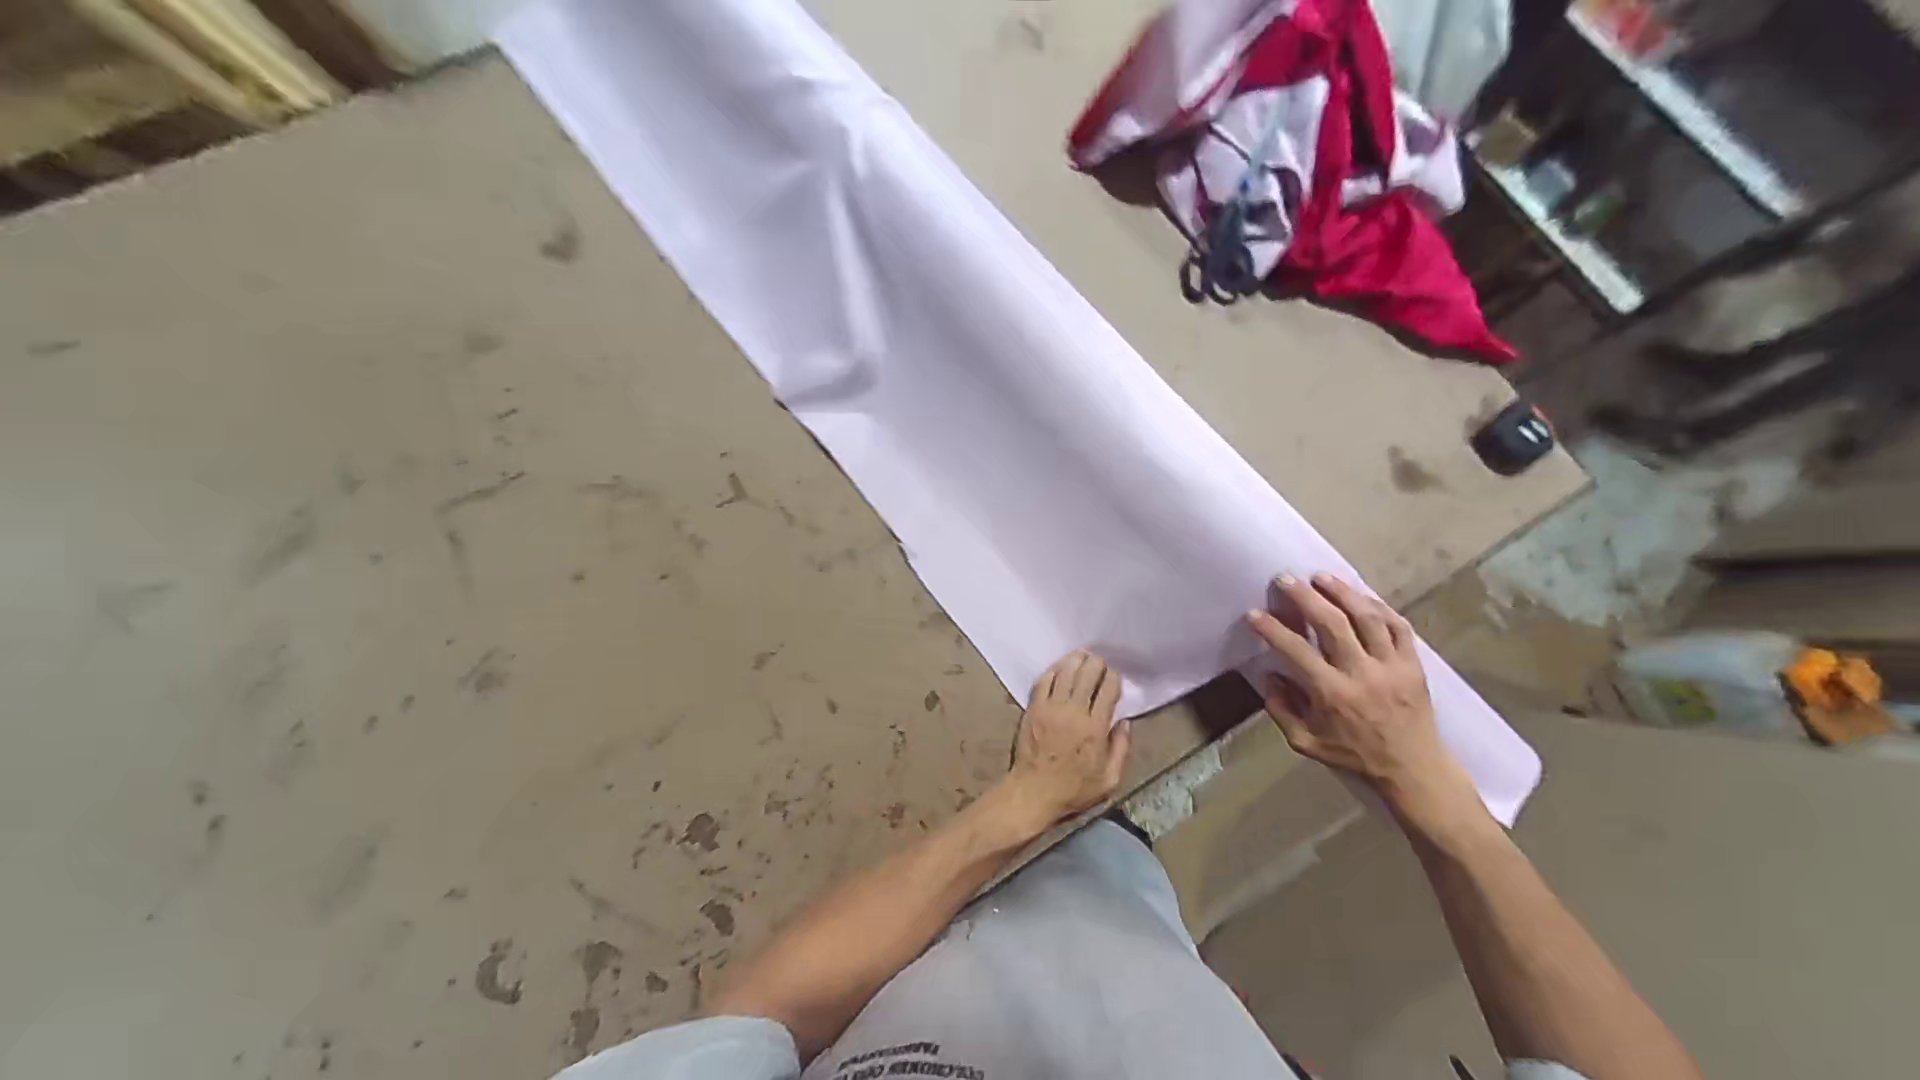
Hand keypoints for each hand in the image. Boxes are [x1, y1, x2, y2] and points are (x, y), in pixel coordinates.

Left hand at [1004, 650, 1131, 826]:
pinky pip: (1043, 682)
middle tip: (1099, 661)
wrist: (1033, 792)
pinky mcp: (1033, 709)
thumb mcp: (1109, 780)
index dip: (1114, 679)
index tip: (1115, 677)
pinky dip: (1053, 670)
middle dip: (1096, 664)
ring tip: (1082, 655)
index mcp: (1095, 729)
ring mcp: (1051, 708)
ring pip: (1065, 673)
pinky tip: (1059, 667)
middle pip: (1087, 675)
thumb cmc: (1073, 790)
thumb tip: (1125, 723)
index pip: (1108, 691)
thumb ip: (1121, 749)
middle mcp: (1074, 713)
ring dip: (1075, 661)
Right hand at [1245, 574, 1475, 821]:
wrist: (1414, 769)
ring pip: (1367, 617)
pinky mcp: (1414, 664)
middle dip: (1306, 597)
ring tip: (1321, 577)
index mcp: (1332, 693)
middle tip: (1286, 580)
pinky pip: (1399, 626)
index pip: (1295, 651)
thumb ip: (1281, 709)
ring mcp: (1392, 666)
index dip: (1272, 629)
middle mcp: (1362, 674)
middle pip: (1333, 623)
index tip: (1254, 614)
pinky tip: (1360, 595)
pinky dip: (1379, 606)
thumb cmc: (1353, 755)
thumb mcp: (1305, 742)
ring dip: (1342, 592)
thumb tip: (1269, 675)